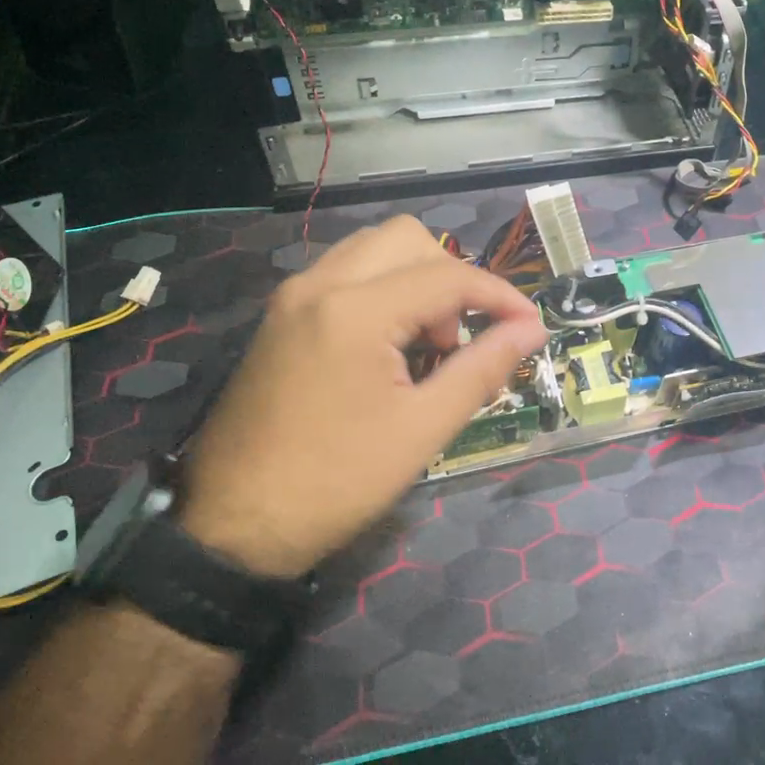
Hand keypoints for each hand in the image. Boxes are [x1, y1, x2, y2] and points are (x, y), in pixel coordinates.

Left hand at [177, 216, 547, 576]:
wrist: (231, 525)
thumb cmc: (336, 482)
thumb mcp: (422, 429)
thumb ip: (482, 368)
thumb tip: (532, 329)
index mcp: (356, 310)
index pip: (447, 276)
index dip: (500, 296)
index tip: (532, 326)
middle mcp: (320, 284)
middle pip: (408, 238)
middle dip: (451, 278)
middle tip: (459, 340)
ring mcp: (294, 296)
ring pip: (373, 249)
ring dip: (415, 278)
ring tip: (425, 344)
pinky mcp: (281, 316)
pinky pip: (345, 273)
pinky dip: (381, 289)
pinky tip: (388, 346)